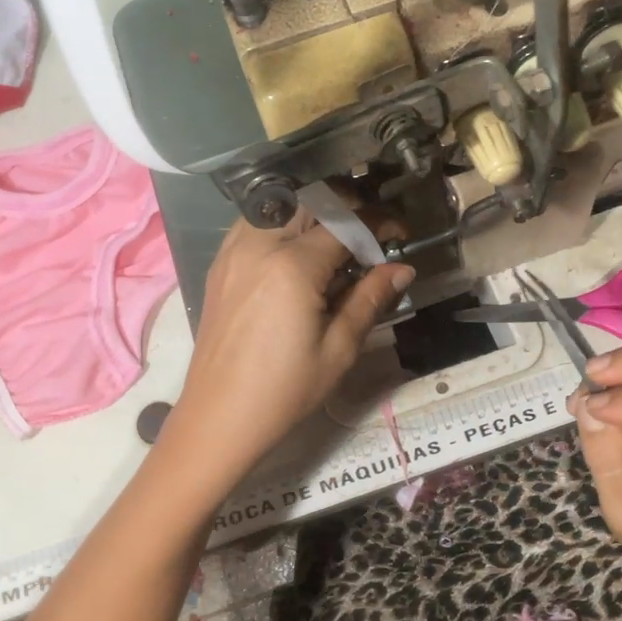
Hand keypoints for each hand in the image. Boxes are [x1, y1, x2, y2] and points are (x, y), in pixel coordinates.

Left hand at [165, 215, 413, 482]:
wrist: (219, 419)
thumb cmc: (284, 392)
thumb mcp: (338, 349)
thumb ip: (369, 299)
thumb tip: (402, 268)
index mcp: (291, 267)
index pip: (344, 225)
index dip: (378, 223)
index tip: (400, 234)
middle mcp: (257, 246)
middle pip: (308, 201)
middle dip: (344, 208)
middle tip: (368, 235)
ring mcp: (232, 253)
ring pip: (277, 206)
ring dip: (311, 212)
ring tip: (334, 243)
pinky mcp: (219, 267)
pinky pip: (253, 225)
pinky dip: (280, 225)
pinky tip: (297, 258)